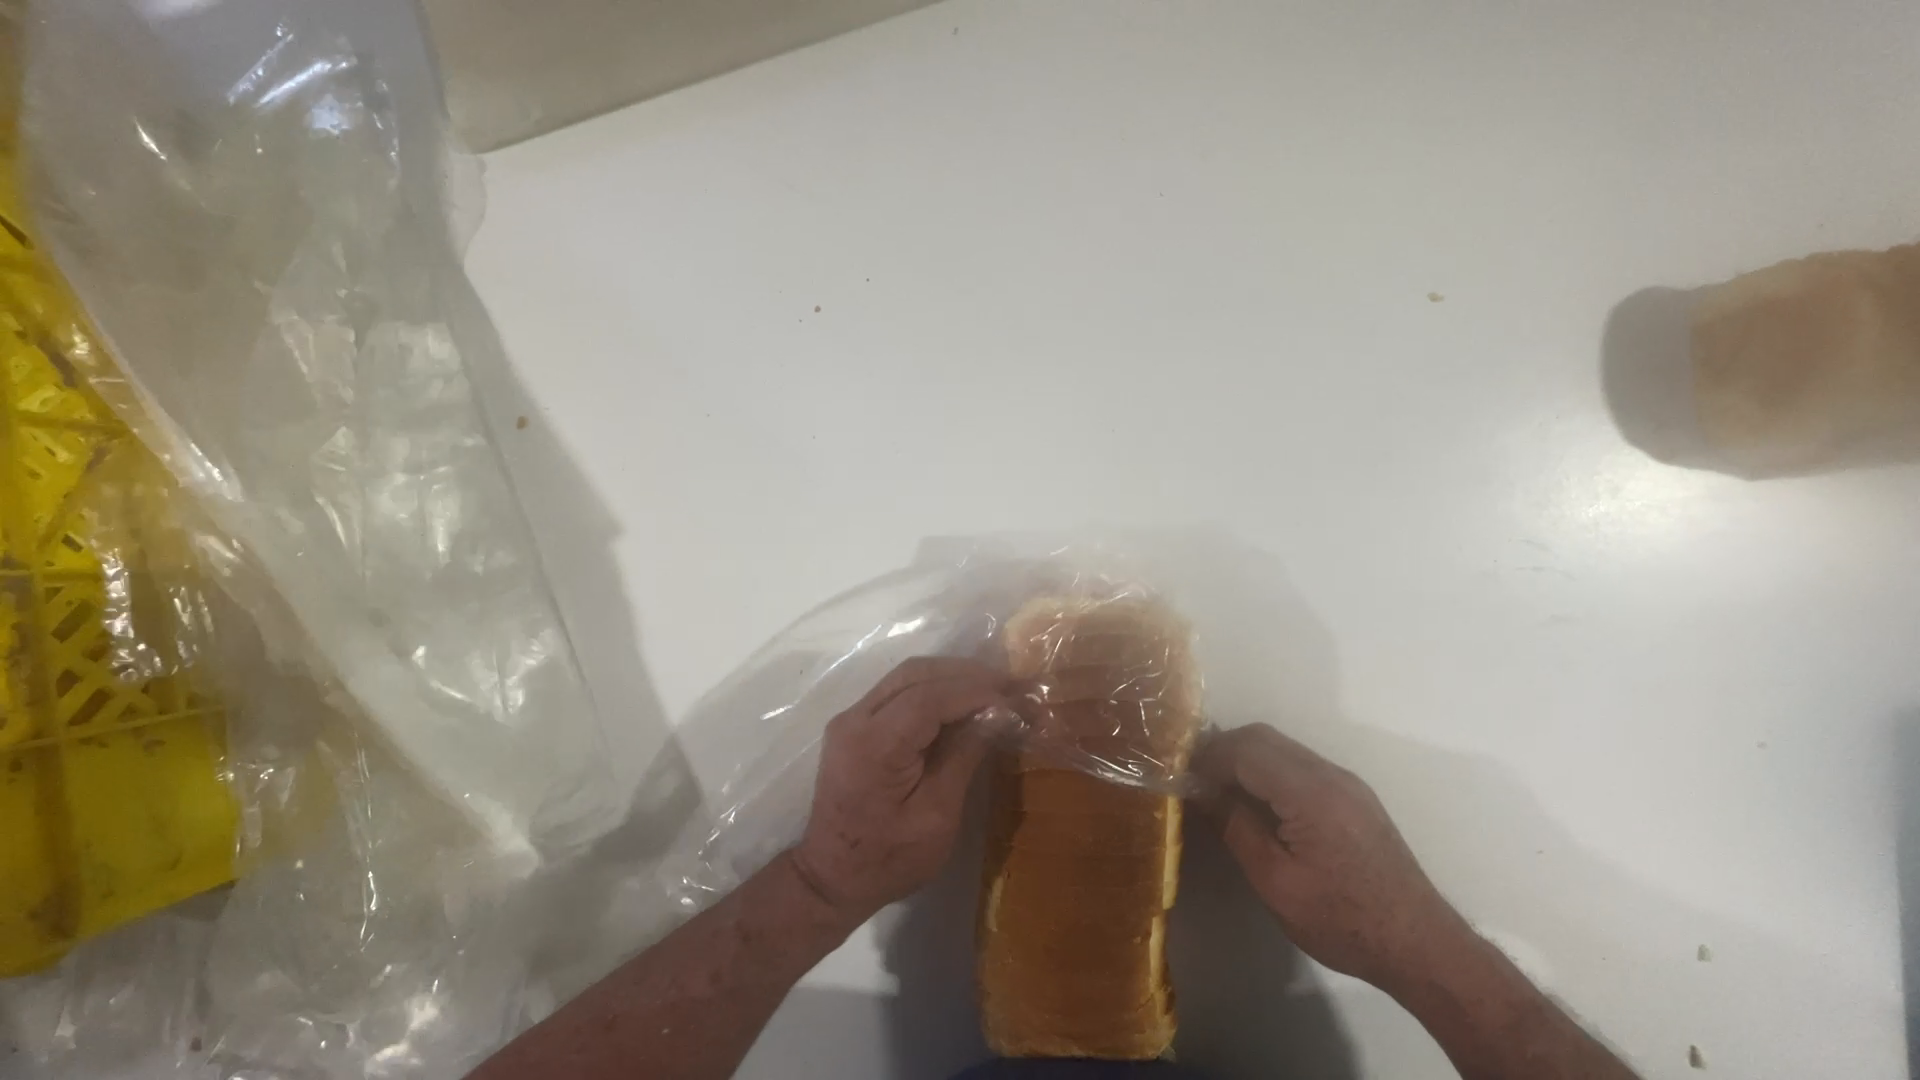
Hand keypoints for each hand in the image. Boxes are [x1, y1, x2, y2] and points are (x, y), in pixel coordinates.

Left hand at [792, 657, 1015, 923]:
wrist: (831, 878)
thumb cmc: (888, 858)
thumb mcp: (937, 816)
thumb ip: (964, 756)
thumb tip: (998, 714)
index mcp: (873, 745)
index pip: (928, 697)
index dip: (973, 691)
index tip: (1013, 697)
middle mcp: (855, 720)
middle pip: (915, 675)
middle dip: (966, 675)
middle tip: (1010, 686)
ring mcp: (850, 719)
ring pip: (906, 677)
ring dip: (950, 677)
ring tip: (993, 690)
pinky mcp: (854, 726)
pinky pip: (897, 691)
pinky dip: (933, 689)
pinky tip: (961, 701)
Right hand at [1192, 723, 1463, 988]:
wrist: (1420, 946)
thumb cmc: (1342, 920)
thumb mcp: (1276, 883)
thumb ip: (1236, 828)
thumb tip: (1201, 791)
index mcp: (1311, 792)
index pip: (1246, 750)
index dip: (1207, 757)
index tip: (1178, 777)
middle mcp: (1331, 775)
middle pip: (1264, 738)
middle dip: (1222, 750)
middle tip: (1192, 780)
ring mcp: (1346, 784)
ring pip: (1282, 749)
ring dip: (1245, 760)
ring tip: (1217, 792)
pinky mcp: (1353, 798)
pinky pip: (1300, 766)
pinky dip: (1268, 772)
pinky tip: (1255, 803)